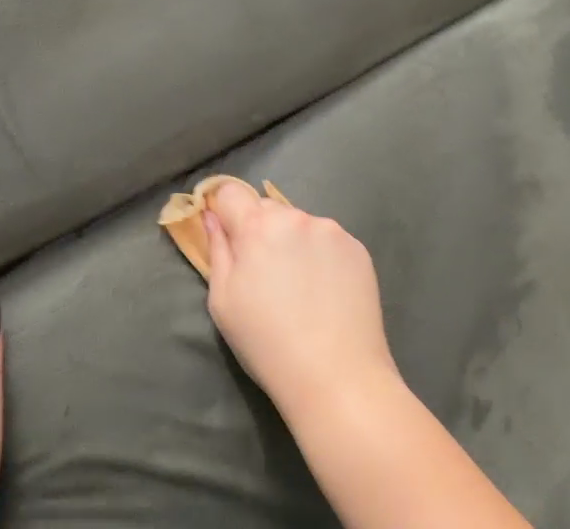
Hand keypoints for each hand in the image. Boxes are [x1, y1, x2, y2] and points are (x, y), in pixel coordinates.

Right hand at [203, 181, 398, 412]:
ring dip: (290, 241)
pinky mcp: (358, 249)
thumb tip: (211, 217)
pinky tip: (323, 290)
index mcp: (257, 227)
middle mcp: (296, 218)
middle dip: (258, 230)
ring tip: (297, 286)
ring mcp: (332, 231)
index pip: (230, 193)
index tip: (226, 237)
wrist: (338, 377)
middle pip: (266, 208)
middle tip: (262, 272)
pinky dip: (319, 255)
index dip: (223, 211)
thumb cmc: (267, 343)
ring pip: (298, 224)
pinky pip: (327, 240)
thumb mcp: (223, 301)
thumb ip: (216, 250)